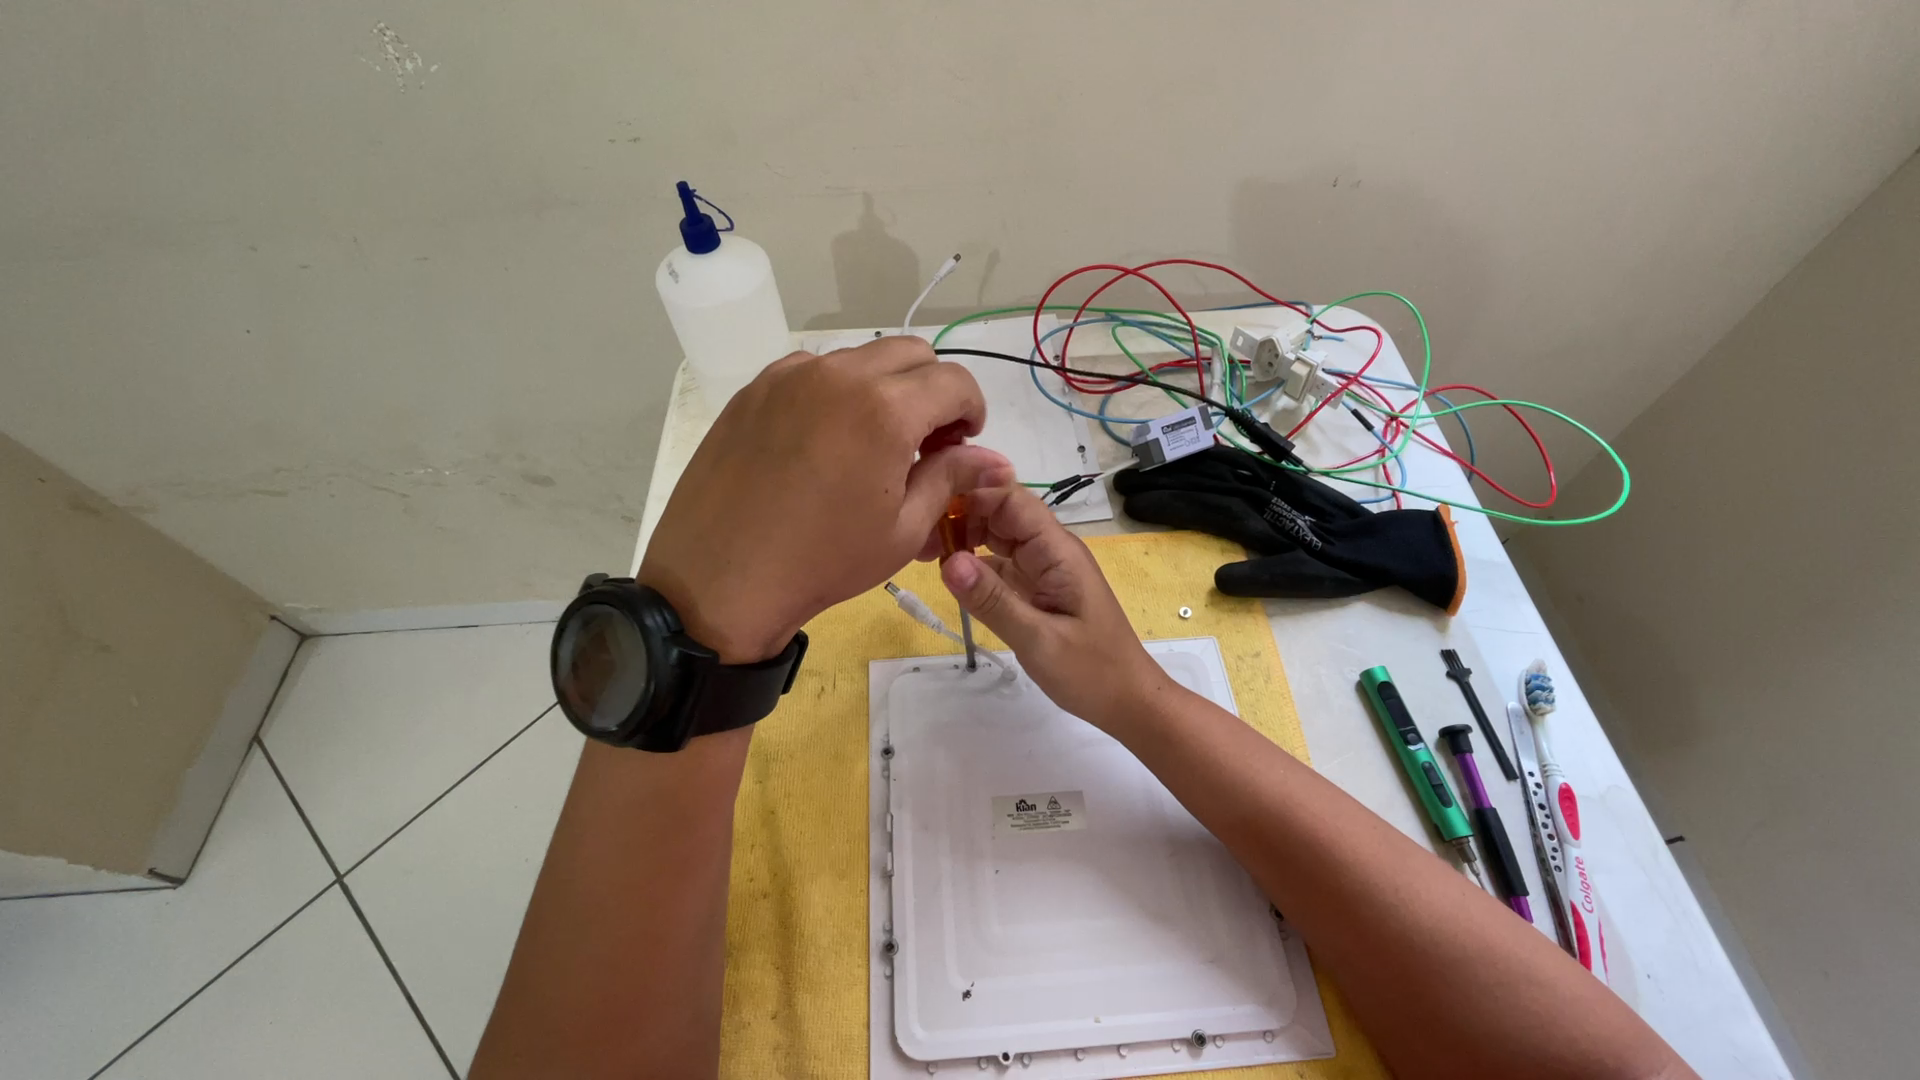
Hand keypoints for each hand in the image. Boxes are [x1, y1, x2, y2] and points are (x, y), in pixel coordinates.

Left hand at [642, 337, 1011, 662]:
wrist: (721, 581)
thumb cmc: (824, 563)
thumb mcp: (903, 529)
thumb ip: (952, 478)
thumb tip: (994, 460)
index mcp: (886, 409)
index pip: (954, 381)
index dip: (973, 410)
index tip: (963, 444)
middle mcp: (840, 374)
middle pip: (911, 354)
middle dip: (932, 391)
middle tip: (925, 443)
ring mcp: (790, 376)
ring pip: (860, 358)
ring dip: (884, 388)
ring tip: (871, 445)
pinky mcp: (755, 389)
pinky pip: (813, 372)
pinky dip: (836, 393)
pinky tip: (823, 443)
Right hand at [935, 485, 1177, 726]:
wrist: (1128, 701)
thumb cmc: (1092, 671)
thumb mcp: (1038, 640)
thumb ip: (992, 601)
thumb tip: (948, 562)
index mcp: (1057, 551)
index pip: (1011, 499)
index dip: (972, 495)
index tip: (930, 510)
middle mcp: (1050, 551)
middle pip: (1001, 512)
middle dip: (962, 513)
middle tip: (919, 536)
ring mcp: (1044, 569)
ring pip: (999, 536)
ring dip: (966, 536)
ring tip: (924, 550)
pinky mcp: (1037, 589)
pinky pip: (1001, 564)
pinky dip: (975, 564)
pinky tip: (949, 575)